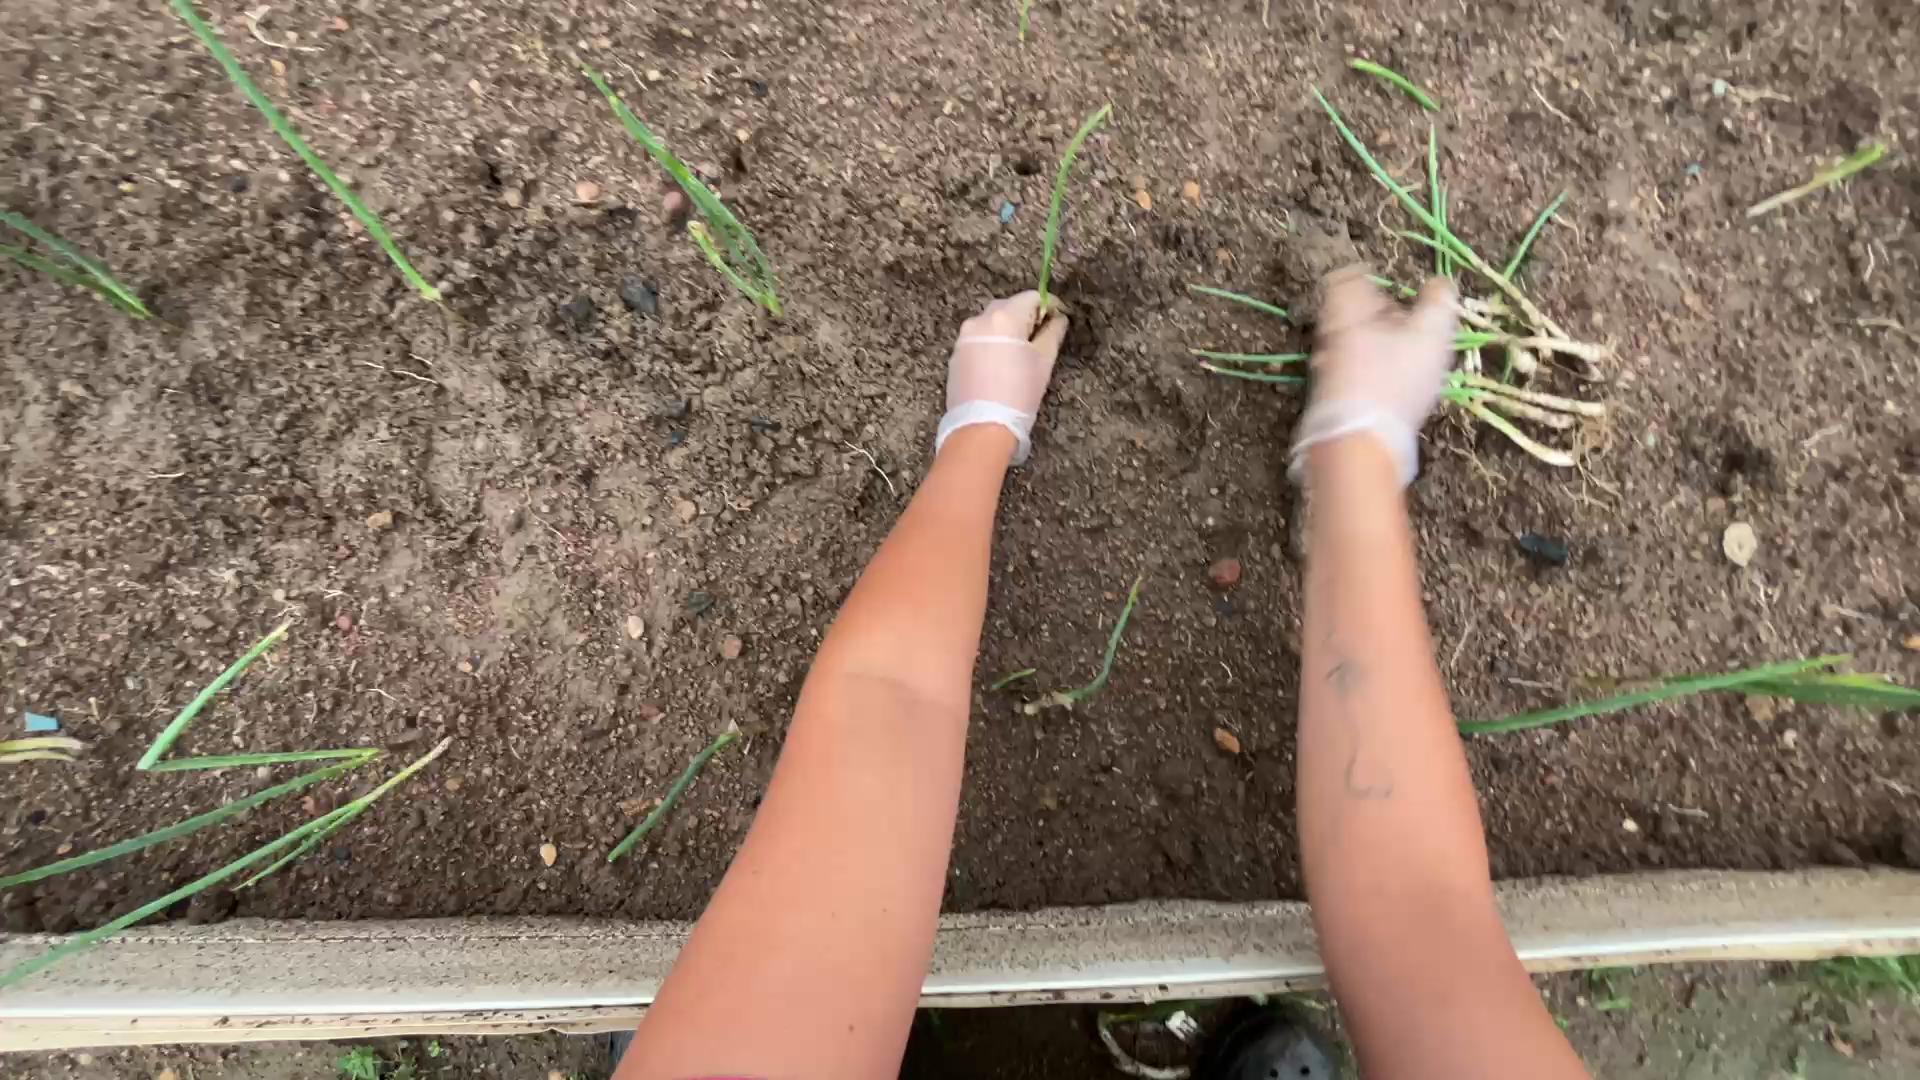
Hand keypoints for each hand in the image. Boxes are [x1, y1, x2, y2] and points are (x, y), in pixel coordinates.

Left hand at [936, 290, 1068, 465]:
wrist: (981, 427)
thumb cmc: (1018, 394)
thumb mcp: (1044, 361)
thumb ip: (1053, 332)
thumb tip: (1058, 318)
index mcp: (1004, 318)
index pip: (1031, 298)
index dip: (1049, 305)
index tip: (1059, 317)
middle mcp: (979, 321)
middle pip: (1009, 307)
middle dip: (1026, 318)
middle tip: (1041, 338)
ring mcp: (964, 338)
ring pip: (992, 324)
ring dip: (1008, 331)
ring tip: (1021, 354)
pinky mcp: (956, 356)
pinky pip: (979, 340)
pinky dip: (992, 344)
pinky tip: (1001, 365)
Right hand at [1293, 267, 1457, 485]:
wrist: (1354, 445)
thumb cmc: (1360, 379)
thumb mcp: (1348, 325)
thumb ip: (1348, 292)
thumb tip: (1347, 269)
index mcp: (1433, 332)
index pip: (1440, 293)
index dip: (1422, 281)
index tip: (1406, 279)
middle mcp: (1434, 360)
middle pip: (1412, 324)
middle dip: (1381, 316)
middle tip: (1354, 312)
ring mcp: (1416, 389)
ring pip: (1392, 352)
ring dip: (1364, 344)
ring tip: (1332, 345)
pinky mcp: (1394, 412)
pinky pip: (1380, 379)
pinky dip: (1359, 369)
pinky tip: (1331, 373)